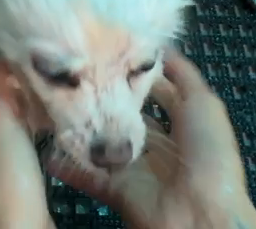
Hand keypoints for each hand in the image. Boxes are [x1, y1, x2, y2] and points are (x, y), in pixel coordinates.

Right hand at [51, 52, 255, 228]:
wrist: (202, 214)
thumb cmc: (208, 153)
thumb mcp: (204, 103)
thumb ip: (182, 73)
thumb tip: (158, 44)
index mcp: (179, 123)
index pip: (149, 91)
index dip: (130, 72)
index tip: (104, 49)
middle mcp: (154, 143)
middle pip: (121, 113)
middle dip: (100, 95)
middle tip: (70, 70)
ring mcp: (134, 166)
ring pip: (102, 140)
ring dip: (80, 125)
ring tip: (53, 100)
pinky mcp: (116, 188)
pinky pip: (88, 173)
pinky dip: (68, 164)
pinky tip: (48, 146)